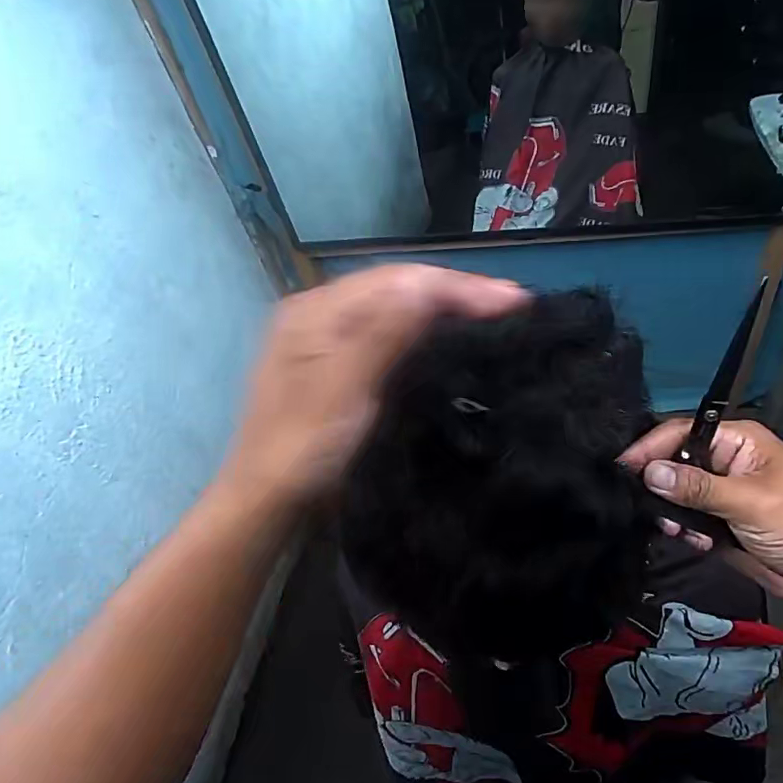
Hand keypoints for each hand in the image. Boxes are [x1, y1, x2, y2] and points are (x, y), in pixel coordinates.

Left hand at [218, 265, 528, 508]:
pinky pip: (394, 329)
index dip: (459, 287)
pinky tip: (456, 332)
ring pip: (400, 305)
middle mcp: (324, 313)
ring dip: (449, 305)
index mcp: (319, 311)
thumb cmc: (304, 448)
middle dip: (459, 291)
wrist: (268, 501)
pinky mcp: (344, 361)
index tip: (512, 300)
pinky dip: (431, 326)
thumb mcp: (346, 389)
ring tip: (496, 310)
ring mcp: (332, 336)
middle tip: (514, 303)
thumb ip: (385, 333)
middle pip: (401, 286)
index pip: (401, 280)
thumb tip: (429, 284)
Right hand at [619, 420, 782, 604]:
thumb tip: (650, 472)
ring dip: (674, 513)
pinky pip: (687, 521)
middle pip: (674, 463)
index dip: (652, 447)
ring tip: (684, 530)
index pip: (683, 432)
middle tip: (651, 507)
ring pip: (676, 495)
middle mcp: (726, 462)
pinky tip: (701, 542)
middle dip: (660, 485)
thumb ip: (698, 488)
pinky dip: (686, 532)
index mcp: (738, 441)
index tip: (623, 468)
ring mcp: (721, 494)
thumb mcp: (751, 501)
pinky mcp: (719, 523)